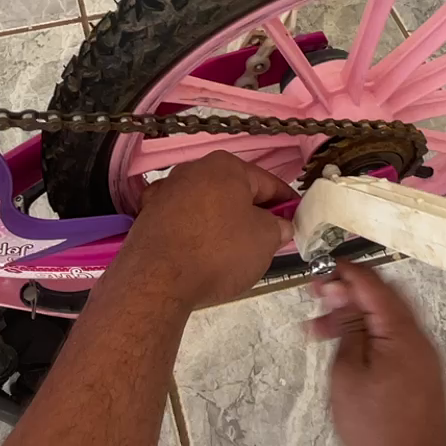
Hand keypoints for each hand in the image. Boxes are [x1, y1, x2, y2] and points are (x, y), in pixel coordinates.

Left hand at [115, 151, 295, 309]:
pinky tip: (199, 249)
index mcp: (226, 166)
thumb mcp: (265, 240)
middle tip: (269, 237)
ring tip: (234, 249)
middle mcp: (194, 169)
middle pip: (234, 190)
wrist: (157, 279)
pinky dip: (194, 229)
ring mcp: (167, 189)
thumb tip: (279, 225)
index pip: (268, 182)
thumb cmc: (218, 252)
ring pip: (207, 203)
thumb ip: (278, 226)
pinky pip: (182, 218)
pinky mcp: (148, 213)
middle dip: (252, 211)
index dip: (286, 202)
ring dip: (222, 220)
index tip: (296, 218)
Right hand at [310, 260, 445, 445]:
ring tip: (321, 331)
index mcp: (403, 332)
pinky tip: (347, 349)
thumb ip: (347, 327)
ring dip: (356, 316)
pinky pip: (396, 340)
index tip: (317, 274)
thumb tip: (343, 294)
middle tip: (317, 300)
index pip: (372, 284)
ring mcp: (425, 358)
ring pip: (388, 319)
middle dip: (348, 293)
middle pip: (383, 297)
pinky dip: (371, 335)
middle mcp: (421, 338)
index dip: (343, 273)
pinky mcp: (423, 376)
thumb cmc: (375, 431)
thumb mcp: (347, 373)